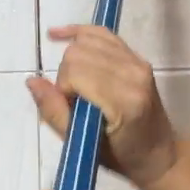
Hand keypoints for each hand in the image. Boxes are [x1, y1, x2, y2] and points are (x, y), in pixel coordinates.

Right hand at [27, 25, 181, 186]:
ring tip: (74, 82)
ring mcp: (138, 62)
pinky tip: (57, 35)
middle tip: (73, 99)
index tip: (70, 108)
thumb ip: (55, 112)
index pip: (76, 73)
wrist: (157, 153)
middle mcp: (134, 74)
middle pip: (79, 53)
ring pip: (87, 41)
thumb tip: (32, 81)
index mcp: (124, 100)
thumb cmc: (120, 156)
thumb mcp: (82, 144)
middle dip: (66, 74)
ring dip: (72, 59)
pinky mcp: (136, 57)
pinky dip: (79, 33)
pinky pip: (102, 34)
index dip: (63, 88)